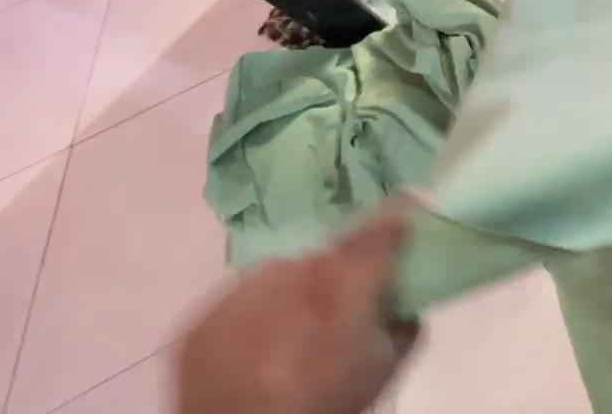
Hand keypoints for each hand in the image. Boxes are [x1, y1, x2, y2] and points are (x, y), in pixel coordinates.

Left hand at [178, 209, 418, 413]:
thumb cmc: (328, 404)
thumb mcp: (388, 361)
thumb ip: (405, 312)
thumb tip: (403, 288)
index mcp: (346, 283)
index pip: (379, 229)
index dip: (398, 219)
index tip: (410, 216)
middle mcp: (291, 276)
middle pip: (330, 251)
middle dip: (343, 266)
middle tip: (346, 295)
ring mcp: (240, 296)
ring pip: (285, 269)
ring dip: (298, 286)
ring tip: (297, 322)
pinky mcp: (201, 321)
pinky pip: (243, 294)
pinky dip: (258, 307)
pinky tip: (262, 336)